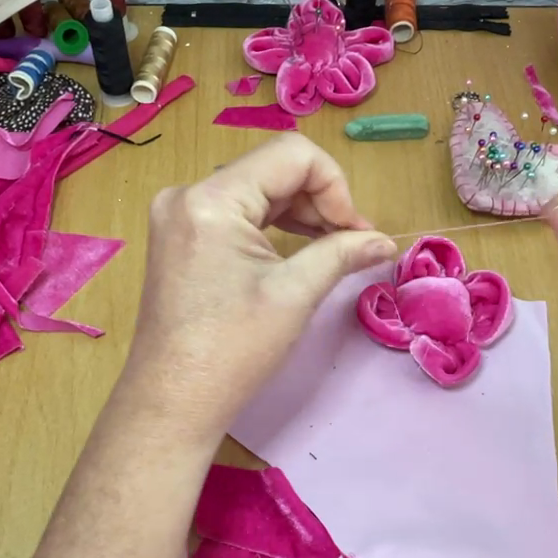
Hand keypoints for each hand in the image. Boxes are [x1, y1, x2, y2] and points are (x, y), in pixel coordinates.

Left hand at [122, 134, 395, 437]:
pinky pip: (237, 213)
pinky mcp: (180, 237)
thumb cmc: (231, 351)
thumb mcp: (294, 295)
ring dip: (300, 214)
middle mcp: (187, 194)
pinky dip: (273, 226)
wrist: (172, 402)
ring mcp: (179, 216)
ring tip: (333, 250)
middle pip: (273, 170)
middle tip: (352, 244)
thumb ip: (341, 253)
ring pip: (257, 191)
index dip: (335, 186)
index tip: (355, 232)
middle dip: (320, 201)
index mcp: (210, 198)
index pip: (291, 155)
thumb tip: (384, 241)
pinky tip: (300, 250)